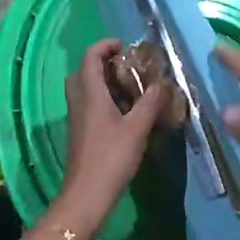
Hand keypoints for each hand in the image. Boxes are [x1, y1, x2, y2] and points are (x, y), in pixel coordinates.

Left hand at [54, 38, 166, 225]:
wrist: (87, 195)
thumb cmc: (111, 157)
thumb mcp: (137, 128)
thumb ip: (150, 102)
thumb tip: (162, 83)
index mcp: (90, 93)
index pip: (90, 56)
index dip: (105, 45)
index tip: (125, 46)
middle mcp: (78, 101)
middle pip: (82, 70)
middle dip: (101, 62)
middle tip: (126, 66)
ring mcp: (76, 117)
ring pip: (83, 89)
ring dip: (101, 81)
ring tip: (128, 87)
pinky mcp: (79, 132)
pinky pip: (87, 104)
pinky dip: (101, 98)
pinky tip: (123, 111)